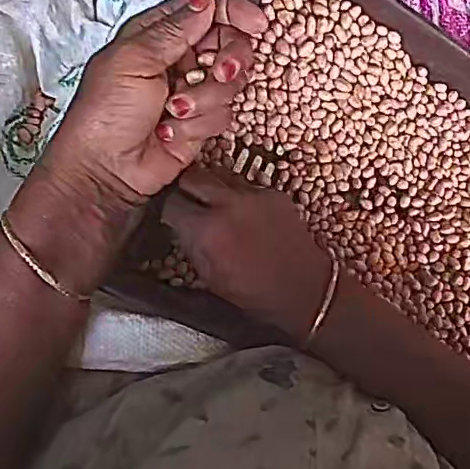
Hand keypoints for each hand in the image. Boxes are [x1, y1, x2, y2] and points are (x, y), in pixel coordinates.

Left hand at [39, 0, 267, 211]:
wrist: (108, 168)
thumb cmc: (105, 113)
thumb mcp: (134, 60)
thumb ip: (175, 29)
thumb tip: (205, 0)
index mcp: (158, 32)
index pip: (206, 7)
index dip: (234, 11)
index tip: (257, 24)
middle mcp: (180, 58)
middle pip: (229, 43)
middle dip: (230, 59)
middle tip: (218, 73)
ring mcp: (194, 90)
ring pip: (231, 82)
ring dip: (206, 99)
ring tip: (174, 112)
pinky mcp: (204, 120)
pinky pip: (225, 114)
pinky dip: (201, 124)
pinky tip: (172, 131)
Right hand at [162, 164, 335, 337]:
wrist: (303, 289)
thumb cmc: (253, 292)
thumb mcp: (209, 276)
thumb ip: (190, 243)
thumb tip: (177, 222)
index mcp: (206, 230)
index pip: (171, 202)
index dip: (166, 209)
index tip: (168, 214)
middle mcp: (228, 206)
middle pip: (193, 177)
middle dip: (185, 188)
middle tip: (186, 202)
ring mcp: (254, 196)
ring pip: (220, 176)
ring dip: (212, 188)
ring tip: (214, 207)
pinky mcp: (274, 194)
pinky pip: (246, 185)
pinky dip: (239, 196)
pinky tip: (243, 215)